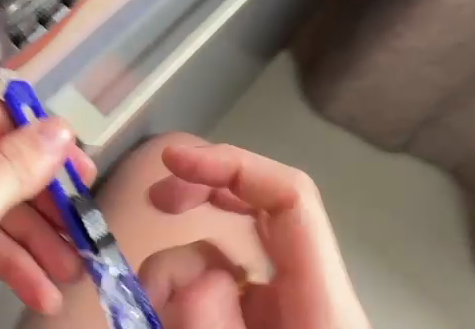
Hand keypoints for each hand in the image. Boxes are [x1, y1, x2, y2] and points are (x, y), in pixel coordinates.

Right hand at [139, 143, 369, 328]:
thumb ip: (212, 323)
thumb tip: (187, 273)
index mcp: (324, 302)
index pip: (290, 197)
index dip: (232, 164)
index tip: (173, 162)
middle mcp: (307, 297)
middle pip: (257, 209)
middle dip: (201, 195)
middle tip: (156, 201)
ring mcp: (283, 317)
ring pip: (222, 258)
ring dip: (175, 272)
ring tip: (150, 306)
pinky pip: (215, 293)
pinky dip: (181, 297)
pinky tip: (165, 315)